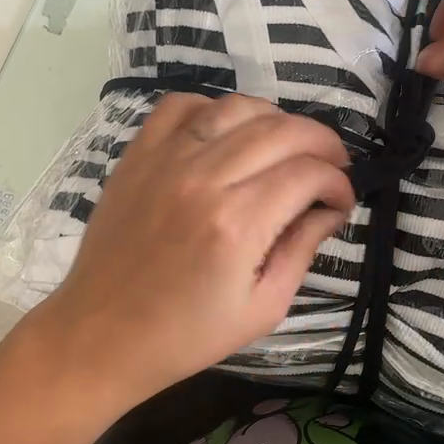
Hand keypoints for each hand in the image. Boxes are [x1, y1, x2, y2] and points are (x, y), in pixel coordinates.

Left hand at [31, 94, 354, 408]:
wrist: (101, 337)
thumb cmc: (187, 336)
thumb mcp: (263, 308)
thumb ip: (302, 250)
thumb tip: (331, 208)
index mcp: (237, 225)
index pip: (308, 173)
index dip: (338, 182)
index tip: (342, 200)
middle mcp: (203, 180)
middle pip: (282, 130)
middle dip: (322, 143)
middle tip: (332, 166)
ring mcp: (165, 161)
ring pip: (237, 108)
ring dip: (276, 120)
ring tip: (288, 146)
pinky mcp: (137, 156)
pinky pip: (182, 106)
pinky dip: (214, 109)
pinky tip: (228, 135)